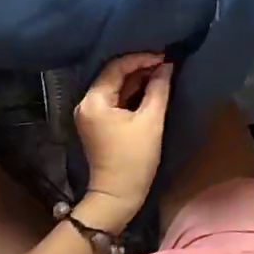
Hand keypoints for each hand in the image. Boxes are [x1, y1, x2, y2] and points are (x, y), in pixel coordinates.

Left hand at [75, 52, 173, 229]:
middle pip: (112, 75)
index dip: (141, 58)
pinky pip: (113, 99)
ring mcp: (89, 113)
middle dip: (139, 67)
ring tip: (161, 73)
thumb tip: (167, 66)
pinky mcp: (96, 123)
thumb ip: (158, 89)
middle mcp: (86, 103)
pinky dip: (130, 93)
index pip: (116, 67)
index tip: (164, 57)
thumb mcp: (150, 121)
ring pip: (114, 86)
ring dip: (136, 80)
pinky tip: (149, 89)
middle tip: (165, 64)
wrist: (117, 195)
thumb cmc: (134, 159)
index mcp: (94, 100)